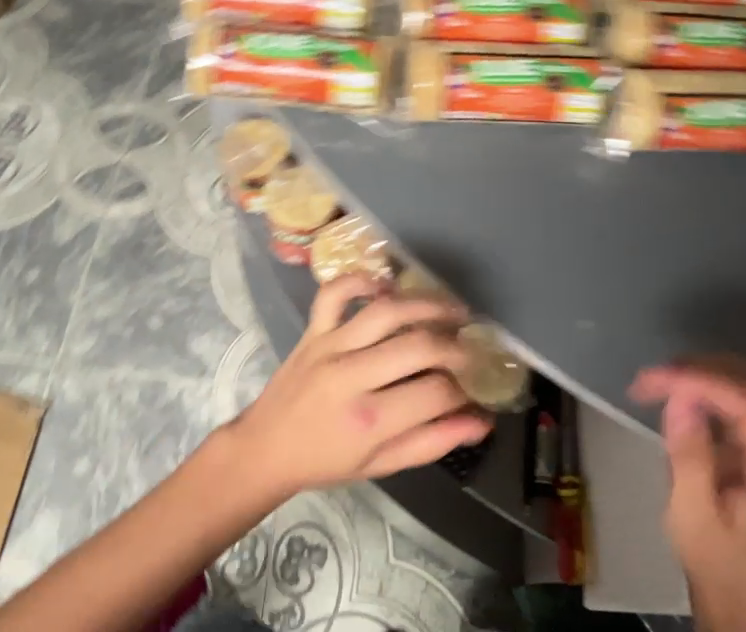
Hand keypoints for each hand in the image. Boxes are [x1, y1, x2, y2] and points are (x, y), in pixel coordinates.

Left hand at [224, 276, 493, 499]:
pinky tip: (388, 286)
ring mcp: (328, 347)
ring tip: (453, 311)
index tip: (475, 388)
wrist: (264, 448)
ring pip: (385, 312)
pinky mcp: (312, 331)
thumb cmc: (326, 462)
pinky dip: (361, 281)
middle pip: (418, 346)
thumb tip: (482, 422)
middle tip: (472, 350)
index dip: (465, 390)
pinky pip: (335, 293)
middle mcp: (349, 377)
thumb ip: (432, 442)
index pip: (435, 392)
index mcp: (368, 421)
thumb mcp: (382, 465)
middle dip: (456, 347)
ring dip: (426, 305)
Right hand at [629, 359, 745, 619]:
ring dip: (698, 373)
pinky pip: (740, 392)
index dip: (703, 380)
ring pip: (745, 380)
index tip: (656, 378)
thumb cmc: (712, 554)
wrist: (734, 582)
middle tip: (647, 381)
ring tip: (655, 385)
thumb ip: (689, 457)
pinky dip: (705, 384)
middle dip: (696, 371)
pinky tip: (676, 394)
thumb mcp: (692, 513)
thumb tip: (680, 400)